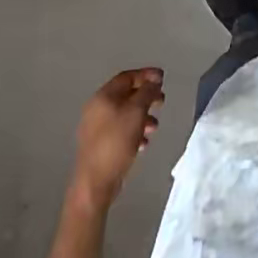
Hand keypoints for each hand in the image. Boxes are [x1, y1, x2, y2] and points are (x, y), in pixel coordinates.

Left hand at [70, 68, 163, 205]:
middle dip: (145, 96)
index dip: (146, 74)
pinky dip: (133, 132)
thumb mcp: (137, 112)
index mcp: (103, 97)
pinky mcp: (98, 146)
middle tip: (161, 100)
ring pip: (124, 114)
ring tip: (155, 126)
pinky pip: (119, 131)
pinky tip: (143, 143)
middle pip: (125, 95)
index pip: (127, 77)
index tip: (162, 77)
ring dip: (141, 116)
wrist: (95, 182)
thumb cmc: (116, 142)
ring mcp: (95, 128)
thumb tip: (153, 82)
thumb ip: (147, 93)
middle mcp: (96, 109)